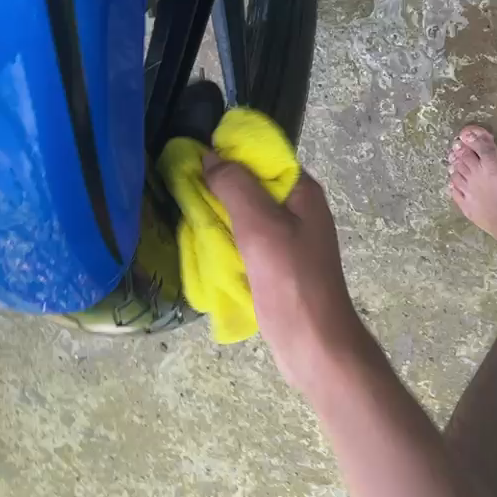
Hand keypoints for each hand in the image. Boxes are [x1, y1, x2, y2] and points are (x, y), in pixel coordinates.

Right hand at [203, 155, 366, 383]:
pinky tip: (203, 244)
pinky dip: (227, 239)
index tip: (195, 158)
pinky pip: (248, 241)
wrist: (314, 343)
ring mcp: (290, 239)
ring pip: (249, 214)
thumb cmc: (290, 280)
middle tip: (182, 187)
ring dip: (221, 213)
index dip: (232, 153)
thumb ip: (236, 187)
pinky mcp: (279, 265)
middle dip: (222, 184)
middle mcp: (300, 209)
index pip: (266, 157)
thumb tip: (211, 156)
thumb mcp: (260, 226)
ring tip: (186, 213)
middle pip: (255, 185)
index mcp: (303, 192)